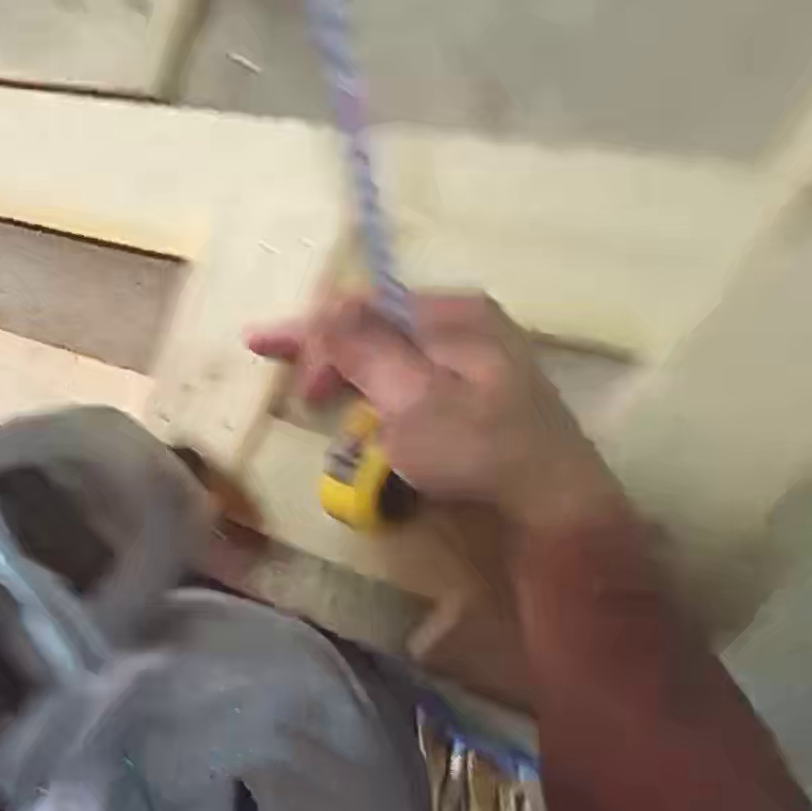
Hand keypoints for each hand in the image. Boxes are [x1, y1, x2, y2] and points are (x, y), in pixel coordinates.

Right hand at [248, 292, 627, 532]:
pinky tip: (362, 410)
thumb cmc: (476, 451)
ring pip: (386, 353)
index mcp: (450, 314)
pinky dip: (374, 392)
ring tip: (319, 400)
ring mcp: (469, 359)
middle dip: (326, 353)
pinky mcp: (469, 392)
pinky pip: (405, 377)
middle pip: (372, 326)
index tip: (263, 352)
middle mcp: (461, 325)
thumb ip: (366, 349)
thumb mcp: (412, 399)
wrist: (548, 504)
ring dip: (348, 374)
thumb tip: (324, 305)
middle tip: (299, 392)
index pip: (360, 306)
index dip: (309, 331)